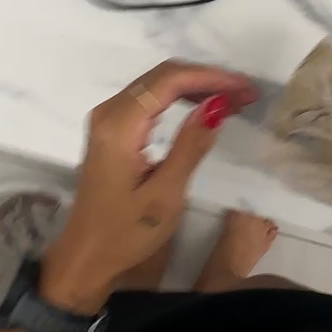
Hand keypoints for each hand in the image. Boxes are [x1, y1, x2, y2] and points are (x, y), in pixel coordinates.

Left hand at [40, 60, 258, 312]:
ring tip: (234, 100)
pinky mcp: (112, 129)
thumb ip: (191, 145)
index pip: (169, 80)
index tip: (245, 88)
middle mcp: (109, 112)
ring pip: (157, 84)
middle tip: (246, 94)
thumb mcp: (166, 194)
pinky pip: (149, 99)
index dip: (211, 77)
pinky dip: (180, 98)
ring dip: (196, 86)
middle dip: (208, 79)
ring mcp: (108, 119)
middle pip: (163, 76)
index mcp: (119, 125)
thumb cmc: (125, 233)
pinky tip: (205, 108)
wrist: (86, 256)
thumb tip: (217, 105)